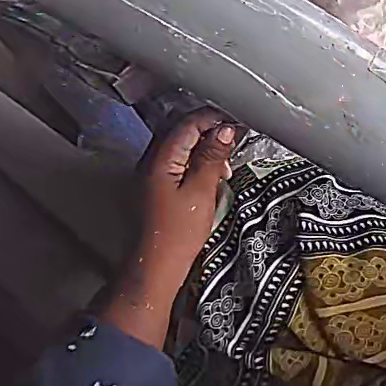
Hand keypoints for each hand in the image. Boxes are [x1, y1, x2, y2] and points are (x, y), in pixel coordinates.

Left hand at [138, 110, 237, 269]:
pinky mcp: (155, 187)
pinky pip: (175, 163)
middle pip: (180, 131)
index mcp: (160, 159)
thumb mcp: (201, 192)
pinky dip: (194, 162)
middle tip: (233, 138)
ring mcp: (150, 174)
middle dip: (208, 130)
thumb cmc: (177, 235)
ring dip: (202, 147)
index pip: (187, 123)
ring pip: (179, 147)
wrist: (157, 267)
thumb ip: (212, 157)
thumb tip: (224, 130)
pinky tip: (209, 174)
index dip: (213, 119)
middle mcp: (150, 162)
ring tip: (224, 161)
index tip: (235, 122)